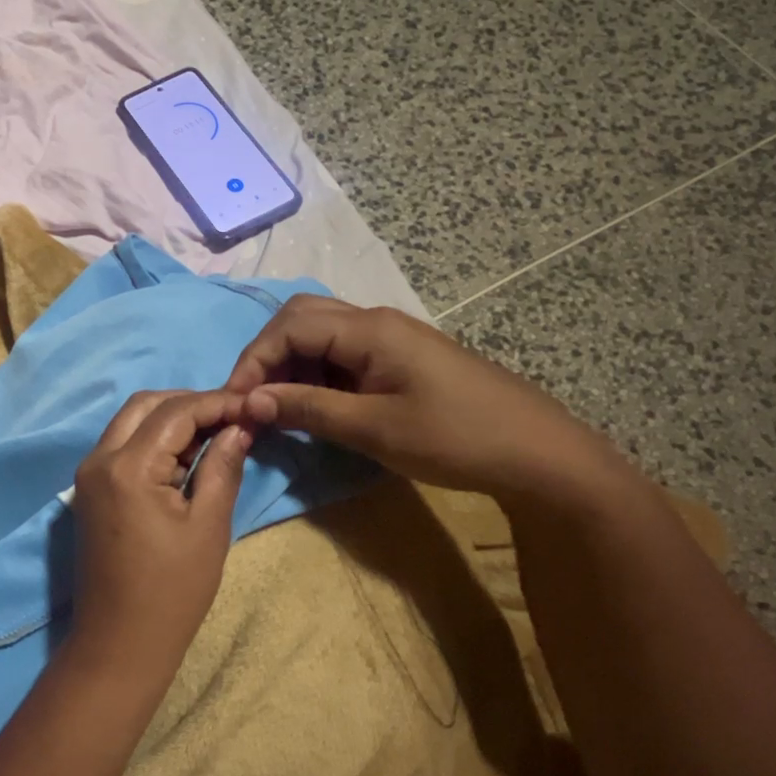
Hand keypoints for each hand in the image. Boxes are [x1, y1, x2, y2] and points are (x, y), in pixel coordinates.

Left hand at [68, 390, 250, 671]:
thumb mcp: (207, 527)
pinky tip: (186, 457)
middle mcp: (98, 459)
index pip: (174, 412)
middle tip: (232, 418)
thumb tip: (238, 428)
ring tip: (216, 435)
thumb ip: (221, 469)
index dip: (215, 403)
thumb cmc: (172, 590)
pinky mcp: (89, 490)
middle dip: (189, 404)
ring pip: (129, 422)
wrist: (120, 641)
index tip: (251, 405)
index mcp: (127, 466)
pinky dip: (153, 441)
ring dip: (170, 420)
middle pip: (145, 406)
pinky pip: (121, 446)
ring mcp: (88, 474)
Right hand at [224, 295, 634, 502]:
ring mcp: (392, 339)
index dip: (252, 362)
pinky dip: (317, 375)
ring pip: (321, 335)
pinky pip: (343, 354)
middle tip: (252, 400)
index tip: (233, 403)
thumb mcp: (373, 429)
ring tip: (280, 409)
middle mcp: (376, 322)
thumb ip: (307, 409)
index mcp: (369, 330)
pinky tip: (318, 407)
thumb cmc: (456, 439)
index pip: (288, 328)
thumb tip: (247, 400)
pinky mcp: (403, 359)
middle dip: (267, 356)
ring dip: (291, 366)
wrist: (542, 456)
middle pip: (301, 319)